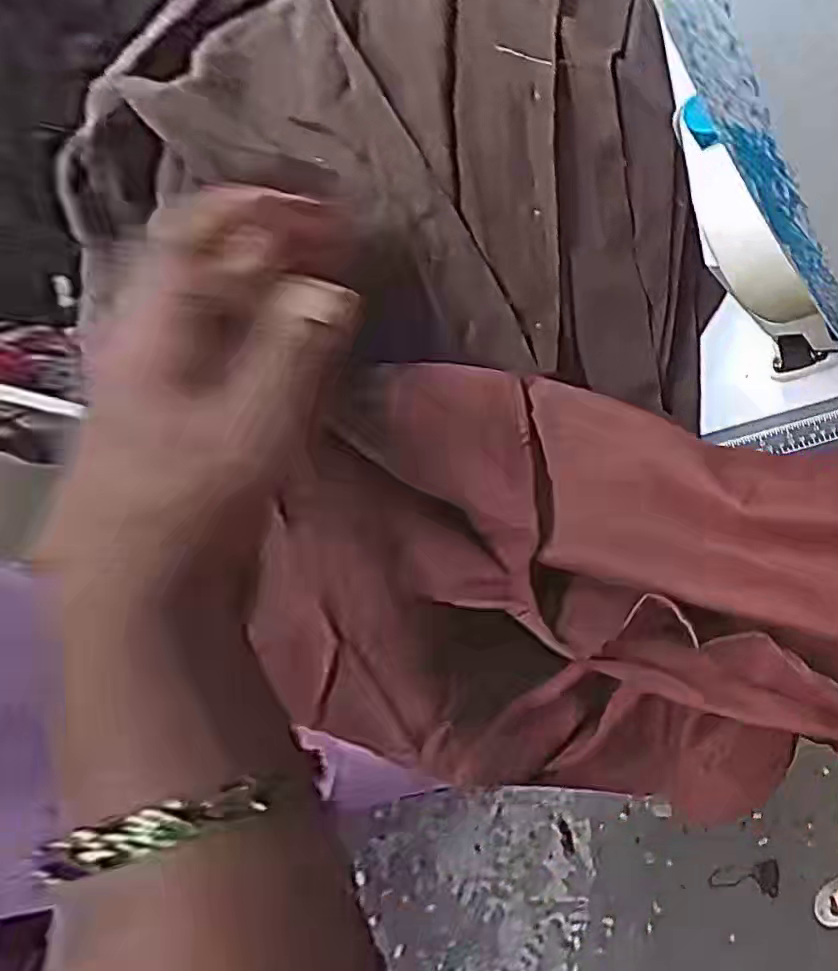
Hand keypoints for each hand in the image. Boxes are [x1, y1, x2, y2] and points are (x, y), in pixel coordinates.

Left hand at [37, 187, 358, 607]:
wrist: (151, 556)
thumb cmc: (195, 489)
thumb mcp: (253, 420)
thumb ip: (293, 351)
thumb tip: (330, 290)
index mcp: (160, 325)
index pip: (201, 239)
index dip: (259, 210)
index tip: (326, 203)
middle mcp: (161, 330)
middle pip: (210, 256)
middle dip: (274, 230)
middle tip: (341, 224)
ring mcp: (179, 360)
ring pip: (227, 289)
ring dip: (279, 265)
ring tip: (331, 256)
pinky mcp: (204, 390)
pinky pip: (242, 326)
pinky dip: (280, 306)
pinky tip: (308, 312)